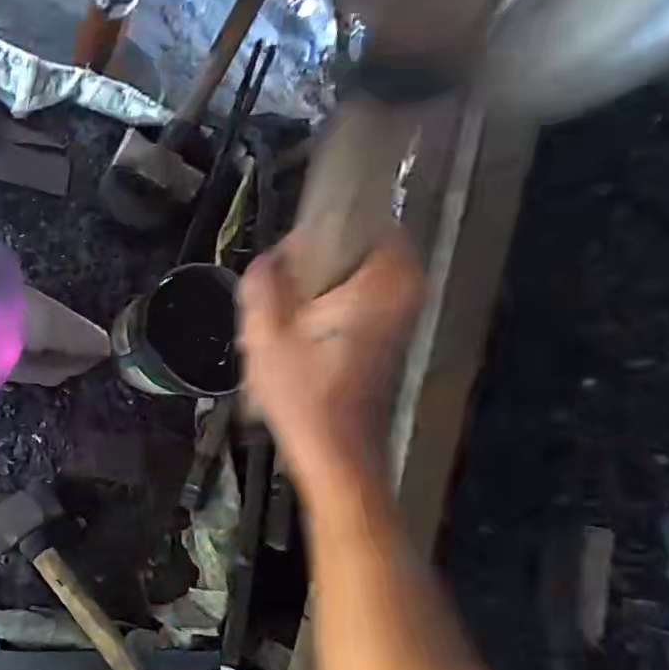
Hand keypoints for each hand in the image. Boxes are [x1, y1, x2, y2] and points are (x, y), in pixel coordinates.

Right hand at [238, 227, 426, 491]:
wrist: (338, 454)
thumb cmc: (304, 397)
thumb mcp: (265, 334)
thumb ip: (263, 282)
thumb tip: (272, 258)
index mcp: (384, 280)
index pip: (361, 214)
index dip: (316, 229)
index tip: (287, 261)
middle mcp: (405, 290)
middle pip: (353, 245)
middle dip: (312, 264)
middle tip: (281, 296)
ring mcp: (403, 314)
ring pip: (353, 273)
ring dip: (316, 288)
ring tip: (288, 323)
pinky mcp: (392, 334)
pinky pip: (357, 297)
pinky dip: (328, 306)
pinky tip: (301, 340)